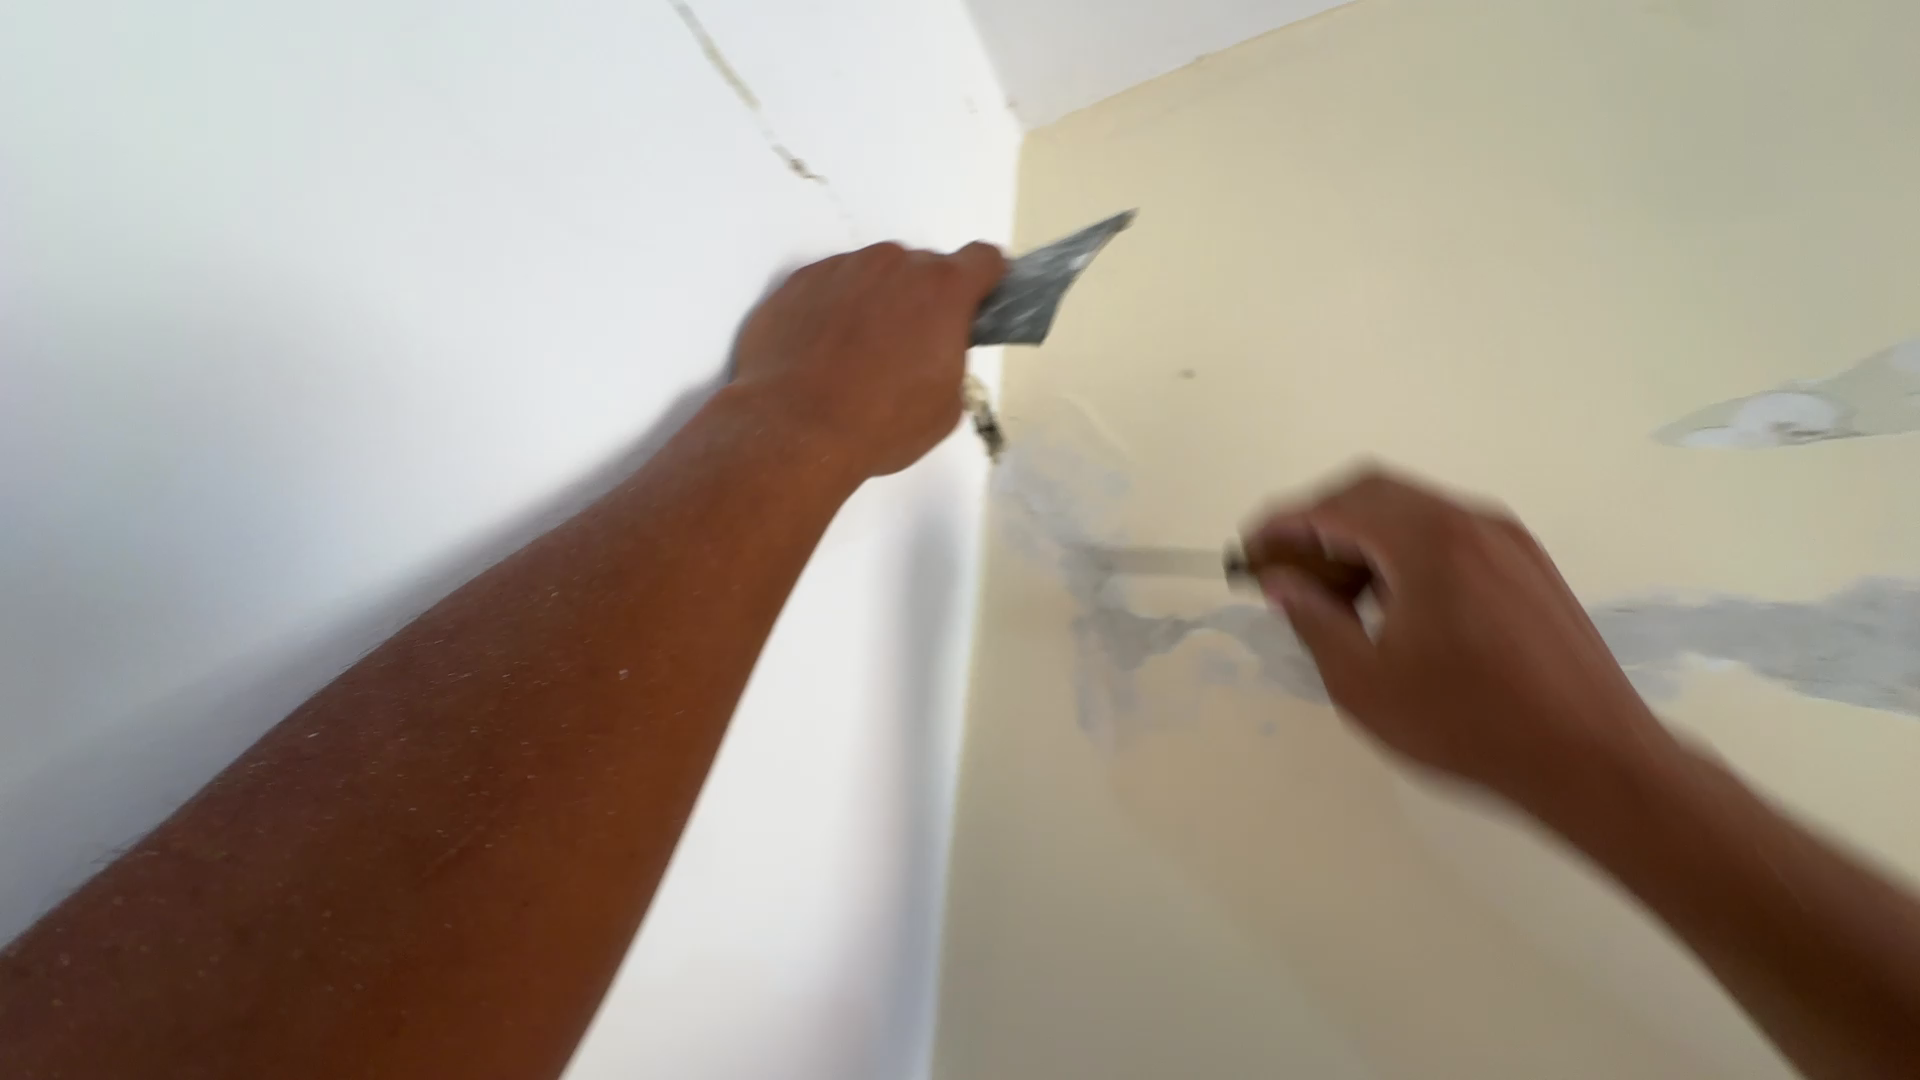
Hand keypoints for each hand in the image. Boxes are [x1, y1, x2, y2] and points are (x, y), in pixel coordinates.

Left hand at [731, 240, 1006, 477]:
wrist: (793, 430)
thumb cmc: (882, 425)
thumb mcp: (946, 409)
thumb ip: (952, 362)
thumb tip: (935, 353)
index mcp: (942, 290)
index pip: (983, 259)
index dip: (985, 281)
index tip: (976, 306)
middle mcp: (892, 265)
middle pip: (922, 269)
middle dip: (923, 300)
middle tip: (907, 350)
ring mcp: (840, 268)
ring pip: (872, 276)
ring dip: (876, 303)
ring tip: (855, 357)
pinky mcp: (796, 282)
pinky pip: (829, 287)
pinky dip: (832, 311)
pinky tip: (820, 355)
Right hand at [1246, 468, 1677, 805]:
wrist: (1596, 763)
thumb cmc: (1465, 722)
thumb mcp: (1363, 679)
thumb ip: (1312, 618)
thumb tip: (1279, 583)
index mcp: (1429, 542)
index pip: (1337, 507)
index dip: (1283, 523)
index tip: (1250, 550)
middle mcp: (1470, 523)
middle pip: (1373, 493)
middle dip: (1317, 521)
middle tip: (1283, 564)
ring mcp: (1507, 542)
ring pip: (1411, 512)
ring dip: (1359, 536)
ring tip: (1330, 590)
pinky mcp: (1527, 567)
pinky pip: (1446, 535)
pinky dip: (1400, 551)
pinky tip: (1387, 601)